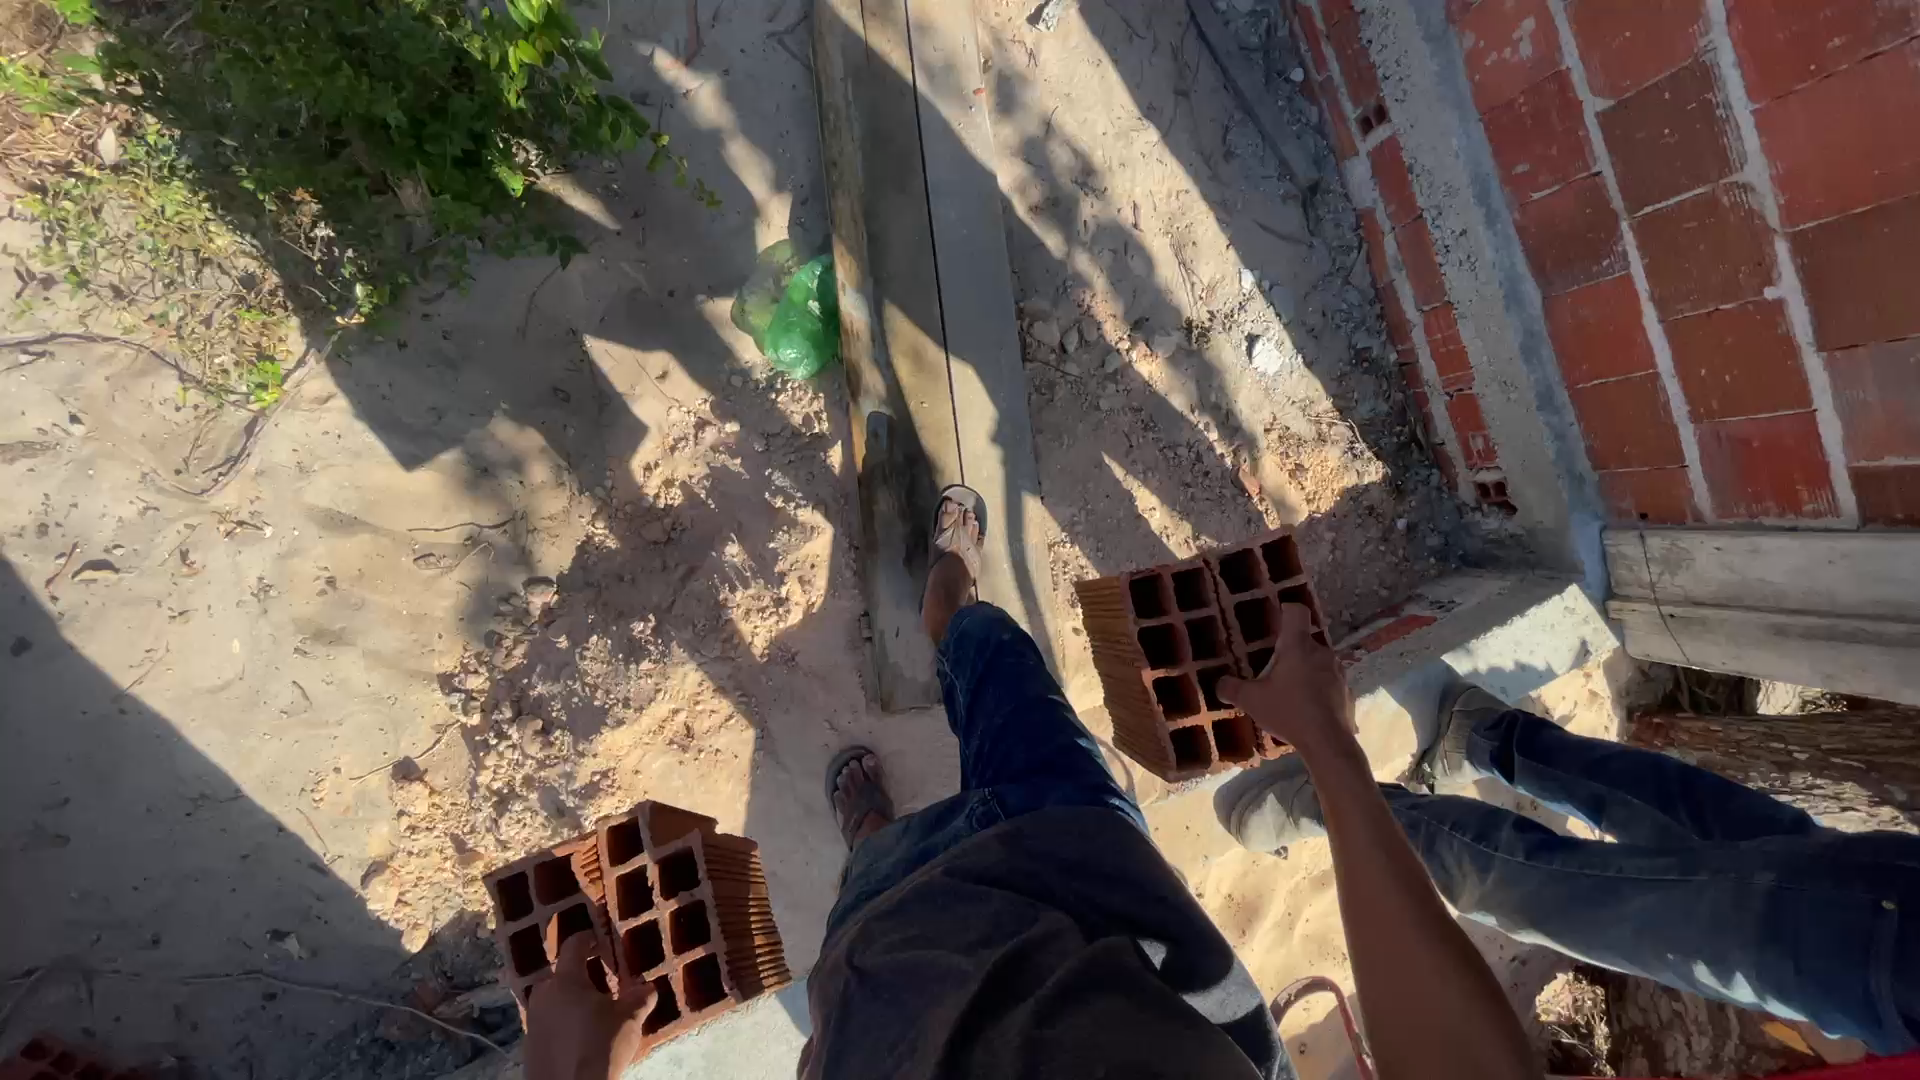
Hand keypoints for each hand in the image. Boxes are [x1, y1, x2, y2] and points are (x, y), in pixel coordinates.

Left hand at [525, 919, 652, 1079]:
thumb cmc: (599, 1047)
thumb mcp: (630, 1018)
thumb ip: (640, 997)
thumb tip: (647, 988)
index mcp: (565, 982)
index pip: (574, 946)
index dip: (589, 938)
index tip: (601, 939)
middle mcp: (543, 997)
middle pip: (560, 975)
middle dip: (579, 975)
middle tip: (602, 981)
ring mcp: (532, 1025)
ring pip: (553, 1001)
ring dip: (571, 1000)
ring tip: (595, 1011)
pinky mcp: (530, 1049)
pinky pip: (549, 1024)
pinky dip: (564, 1022)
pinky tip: (582, 1035)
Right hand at [1216, 603, 1355, 757]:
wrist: (1328, 742)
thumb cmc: (1288, 711)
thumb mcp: (1251, 700)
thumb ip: (1231, 688)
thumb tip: (1219, 684)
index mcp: (1297, 646)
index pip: (1296, 612)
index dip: (1286, 609)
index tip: (1277, 616)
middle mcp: (1321, 652)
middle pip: (1304, 639)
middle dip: (1290, 650)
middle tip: (1273, 666)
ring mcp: (1337, 671)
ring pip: (1317, 660)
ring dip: (1304, 669)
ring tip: (1289, 689)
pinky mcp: (1346, 690)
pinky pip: (1328, 681)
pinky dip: (1317, 687)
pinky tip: (1306, 707)